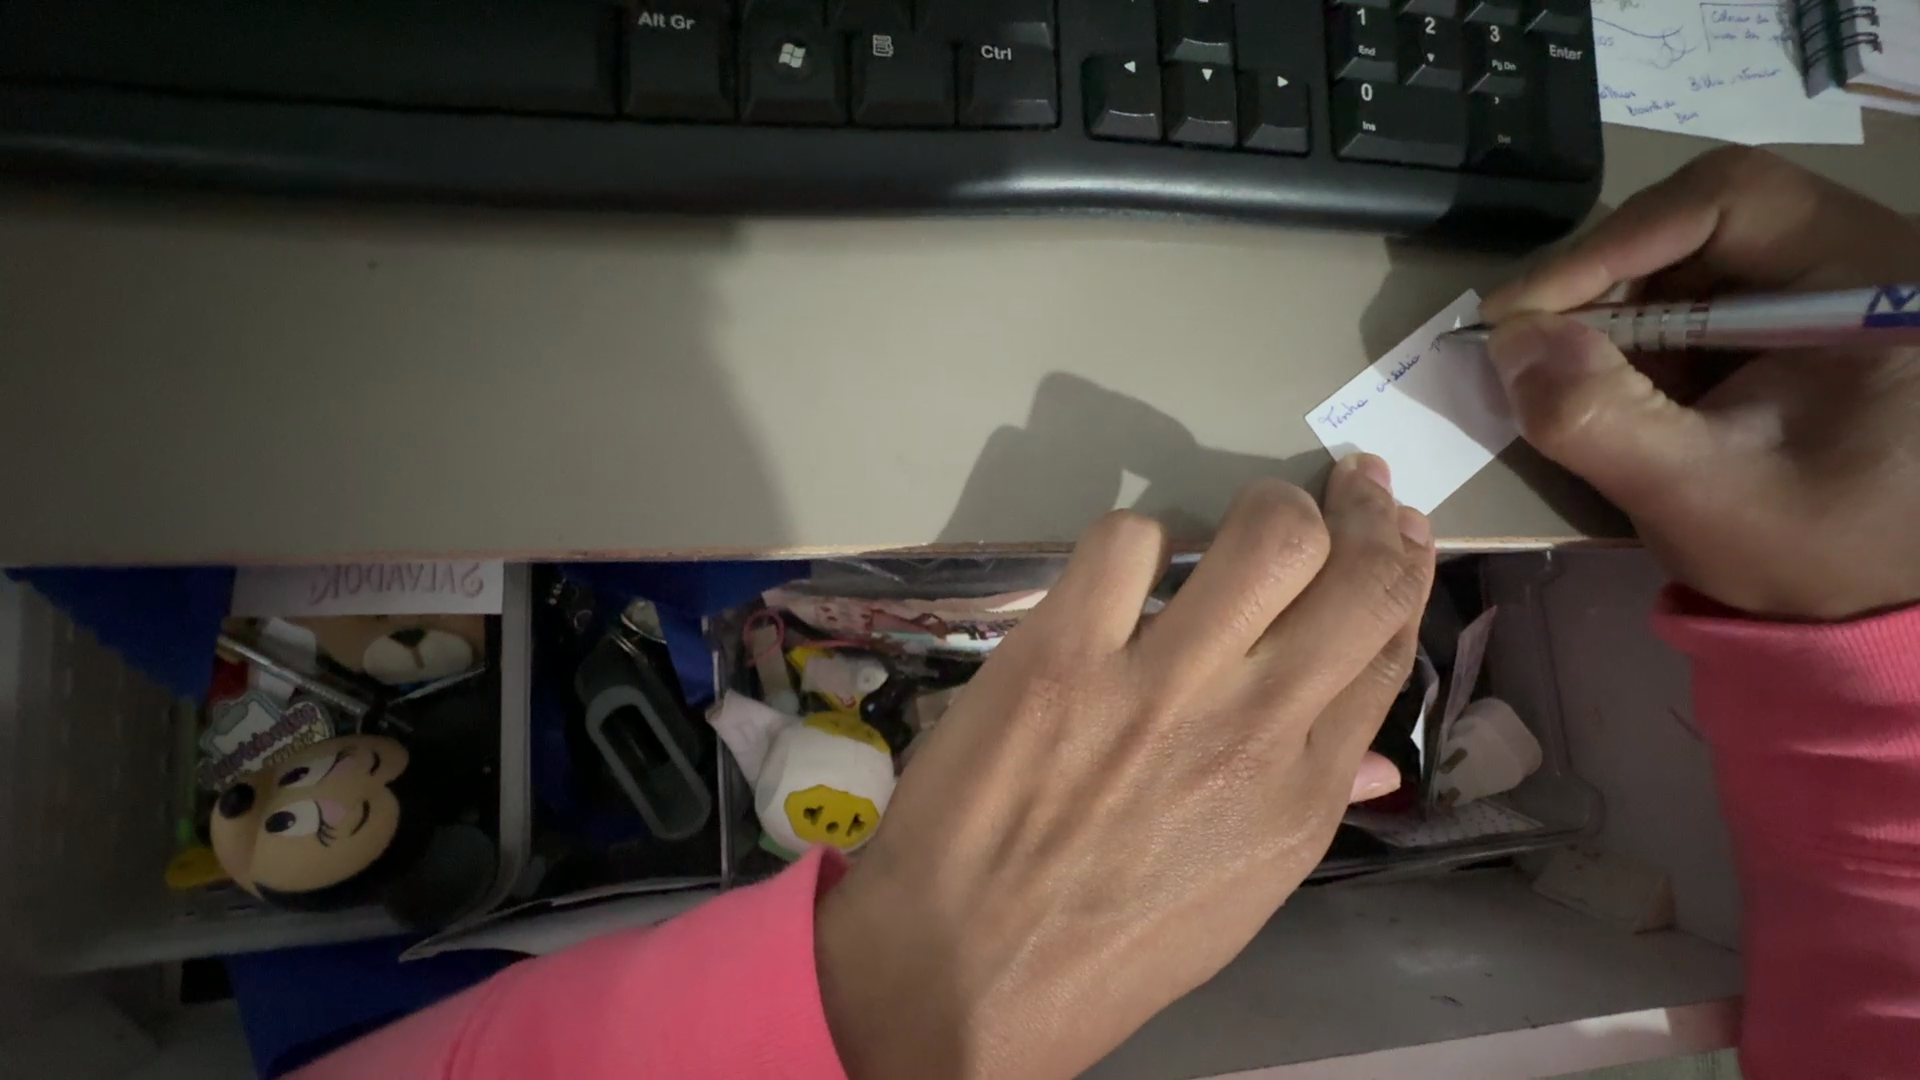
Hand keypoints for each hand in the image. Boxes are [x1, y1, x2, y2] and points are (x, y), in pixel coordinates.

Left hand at [814, 462, 1434, 1079]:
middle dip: (1355, 508)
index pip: (1387, 641)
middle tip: (1337, 480)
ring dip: (1263, 506)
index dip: (1402, 563)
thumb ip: (1310, 801)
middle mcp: (1251, 725)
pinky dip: (1134, 536)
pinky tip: (1123, 567)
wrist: (970, 966)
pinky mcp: (1060, 657)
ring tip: (1238, 515)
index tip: (1393, 517)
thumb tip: (1371, 750)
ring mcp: (1155, 685)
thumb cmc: (1107, 935)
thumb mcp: (1239, 887)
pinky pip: (1124, 544)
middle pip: (1352, 575)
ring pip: (1262, 538)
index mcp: (1304, 788)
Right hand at [1482, 147, 1919, 620]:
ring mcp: (1813, 287)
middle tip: (1518, 347)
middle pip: (1689, 222)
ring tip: (1554, 374)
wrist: (1850, 594)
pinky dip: (1608, 334)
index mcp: (1875, 285)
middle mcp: (1855, 260)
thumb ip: (1596, 416)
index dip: (1607, 245)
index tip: (1517, 314)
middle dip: (1588, 284)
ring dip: (1591, 313)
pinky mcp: (1772, 318)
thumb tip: (1508, 340)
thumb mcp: (1689, 490)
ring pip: (1668, 256)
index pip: (1729, 202)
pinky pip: (1670, 295)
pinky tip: (1593, 381)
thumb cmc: (1798, 548)